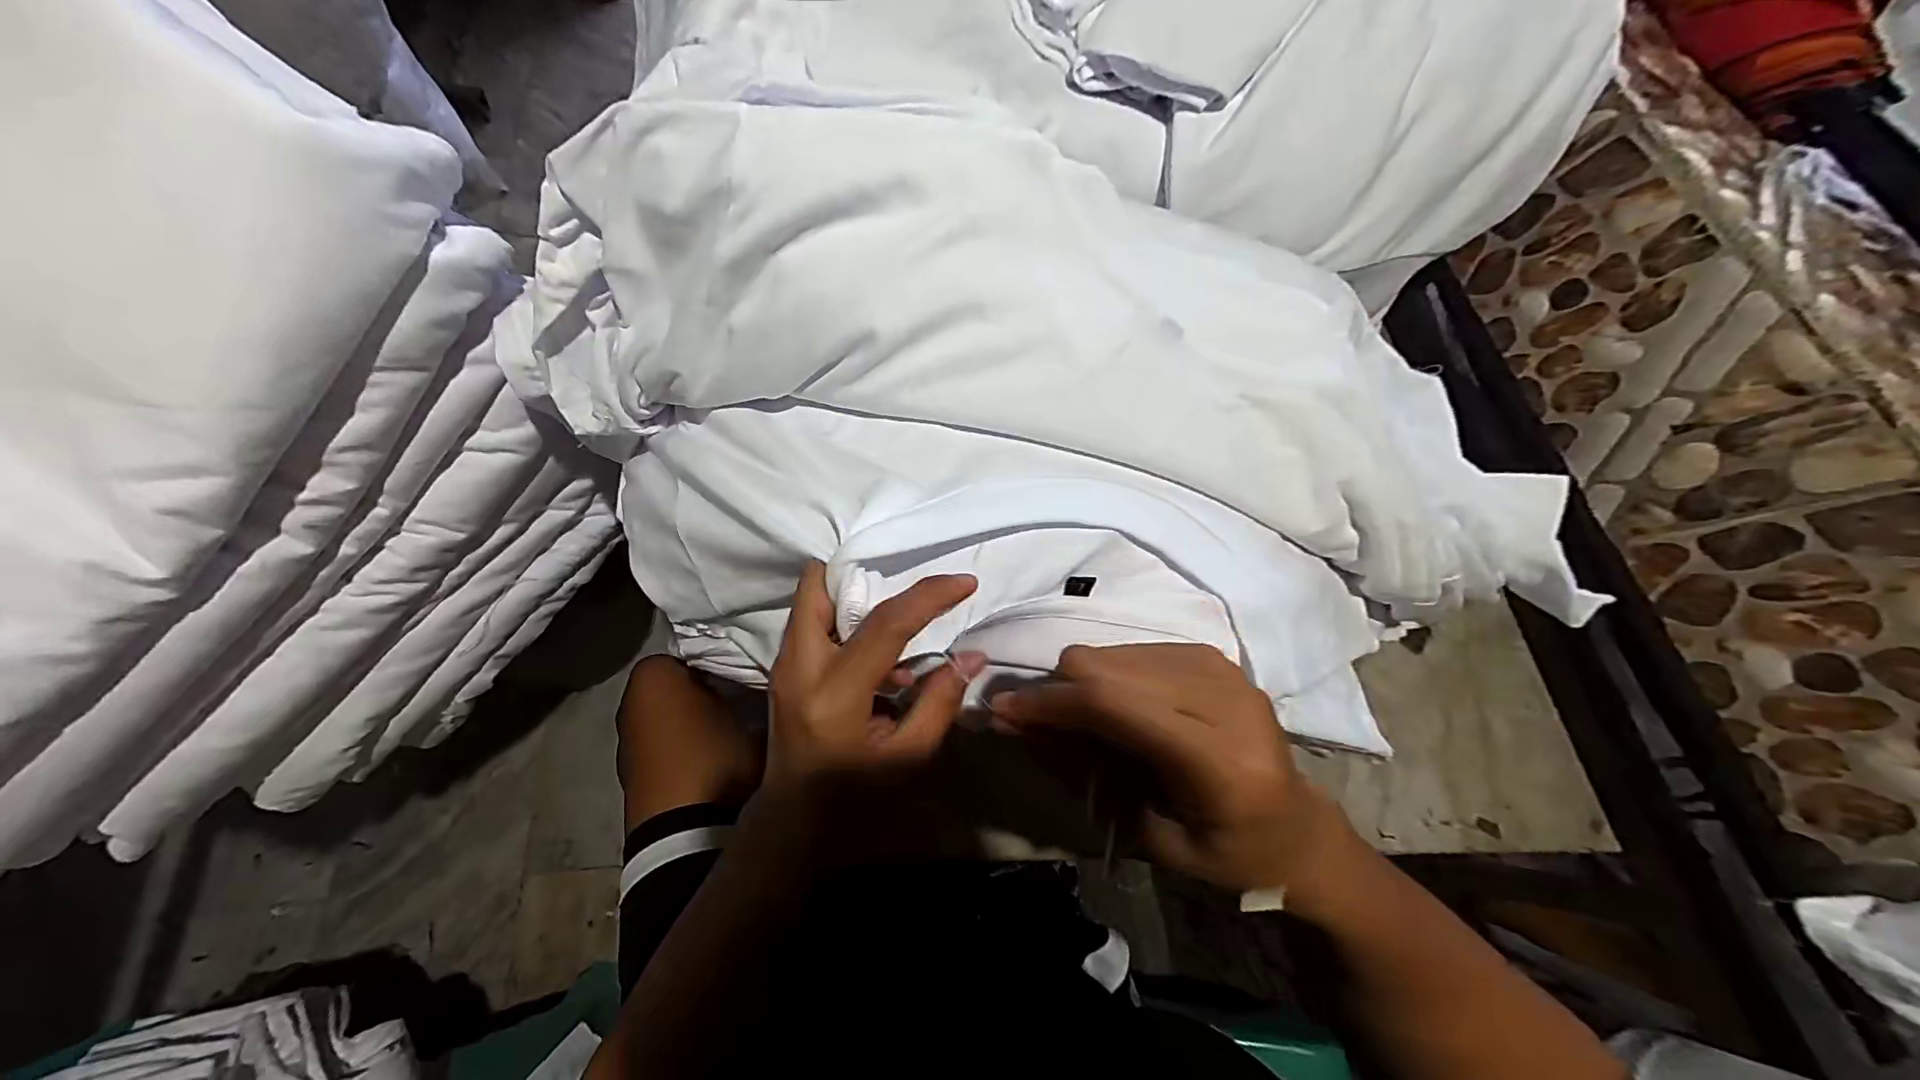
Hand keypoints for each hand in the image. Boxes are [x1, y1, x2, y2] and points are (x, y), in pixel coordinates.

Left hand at [764, 560, 985, 800]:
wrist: (795, 818)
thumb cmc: (855, 794)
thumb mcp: (909, 756)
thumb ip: (940, 701)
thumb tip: (972, 656)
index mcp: (835, 694)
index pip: (884, 624)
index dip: (928, 596)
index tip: (964, 582)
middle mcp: (799, 667)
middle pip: (817, 587)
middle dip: (861, 574)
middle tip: (905, 585)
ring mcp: (783, 664)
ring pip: (810, 598)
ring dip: (851, 596)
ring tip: (896, 623)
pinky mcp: (782, 667)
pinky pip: (810, 620)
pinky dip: (843, 619)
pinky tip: (876, 657)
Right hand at [990, 644, 1357, 894]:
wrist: (1298, 830)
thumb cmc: (1227, 855)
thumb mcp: (1149, 838)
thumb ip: (1083, 776)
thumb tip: (1016, 724)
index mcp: (1219, 762)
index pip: (1113, 705)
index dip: (1049, 702)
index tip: (1001, 710)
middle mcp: (1226, 700)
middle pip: (1108, 666)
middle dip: (1057, 690)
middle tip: (1036, 724)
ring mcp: (1223, 669)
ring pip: (1115, 651)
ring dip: (1081, 682)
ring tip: (1079, 722)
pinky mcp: (1216, 656)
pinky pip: (1134, 649)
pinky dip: (1109, 675)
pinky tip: (1115, 708)